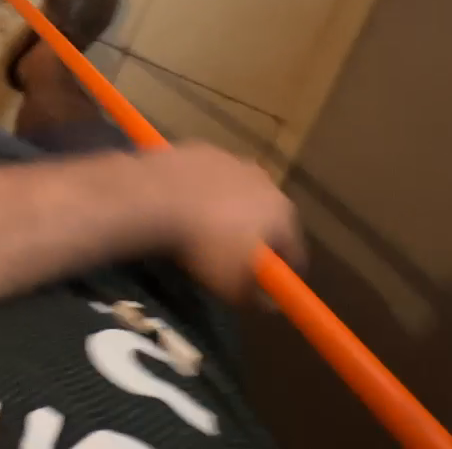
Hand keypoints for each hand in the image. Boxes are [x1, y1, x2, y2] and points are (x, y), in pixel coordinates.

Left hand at [141, 143, 304, 302]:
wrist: (158, 195)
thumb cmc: (206, 245)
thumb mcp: (235, 287)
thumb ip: (260, 298)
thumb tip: (269, 301)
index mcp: (283, 213)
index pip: (294, 252)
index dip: (280, 273)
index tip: (263, 286)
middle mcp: (266, 181)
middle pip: (269, 217)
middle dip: (255, 237)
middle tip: (230, 257)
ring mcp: (234, 160)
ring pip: (240, 194)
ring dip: (229, 210)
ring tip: (203, 229)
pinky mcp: (205, 149)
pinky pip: (212, 177)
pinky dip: (206, 189)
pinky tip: (186, 204)